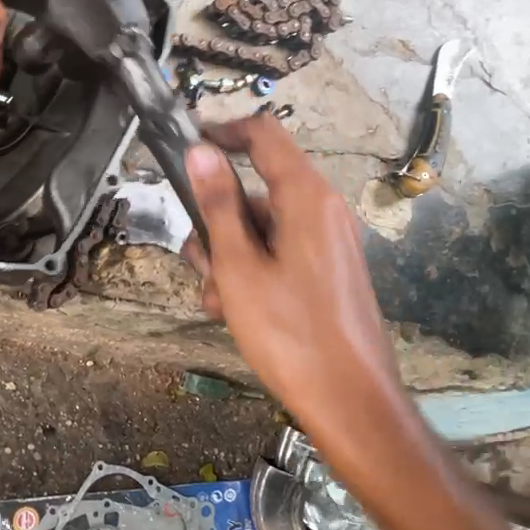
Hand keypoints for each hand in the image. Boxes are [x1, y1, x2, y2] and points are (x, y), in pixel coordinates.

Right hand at [183, 112, 407, 444]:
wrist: (346, 395)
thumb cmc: (288, 330)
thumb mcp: (238, 266)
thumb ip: (217, 206)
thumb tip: (200, 152)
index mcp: (307, 197)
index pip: (263, 136)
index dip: (220, 133)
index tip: (183, 147)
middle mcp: (322, 210)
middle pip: (254, 192)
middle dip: (214, 222)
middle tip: (199, 264)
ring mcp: (326, 242)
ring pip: (258, 229)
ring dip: (226, 257)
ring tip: (218, 301)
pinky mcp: (324, 270)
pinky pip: (276, 254)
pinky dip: (249, 274)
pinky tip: (236, 311)